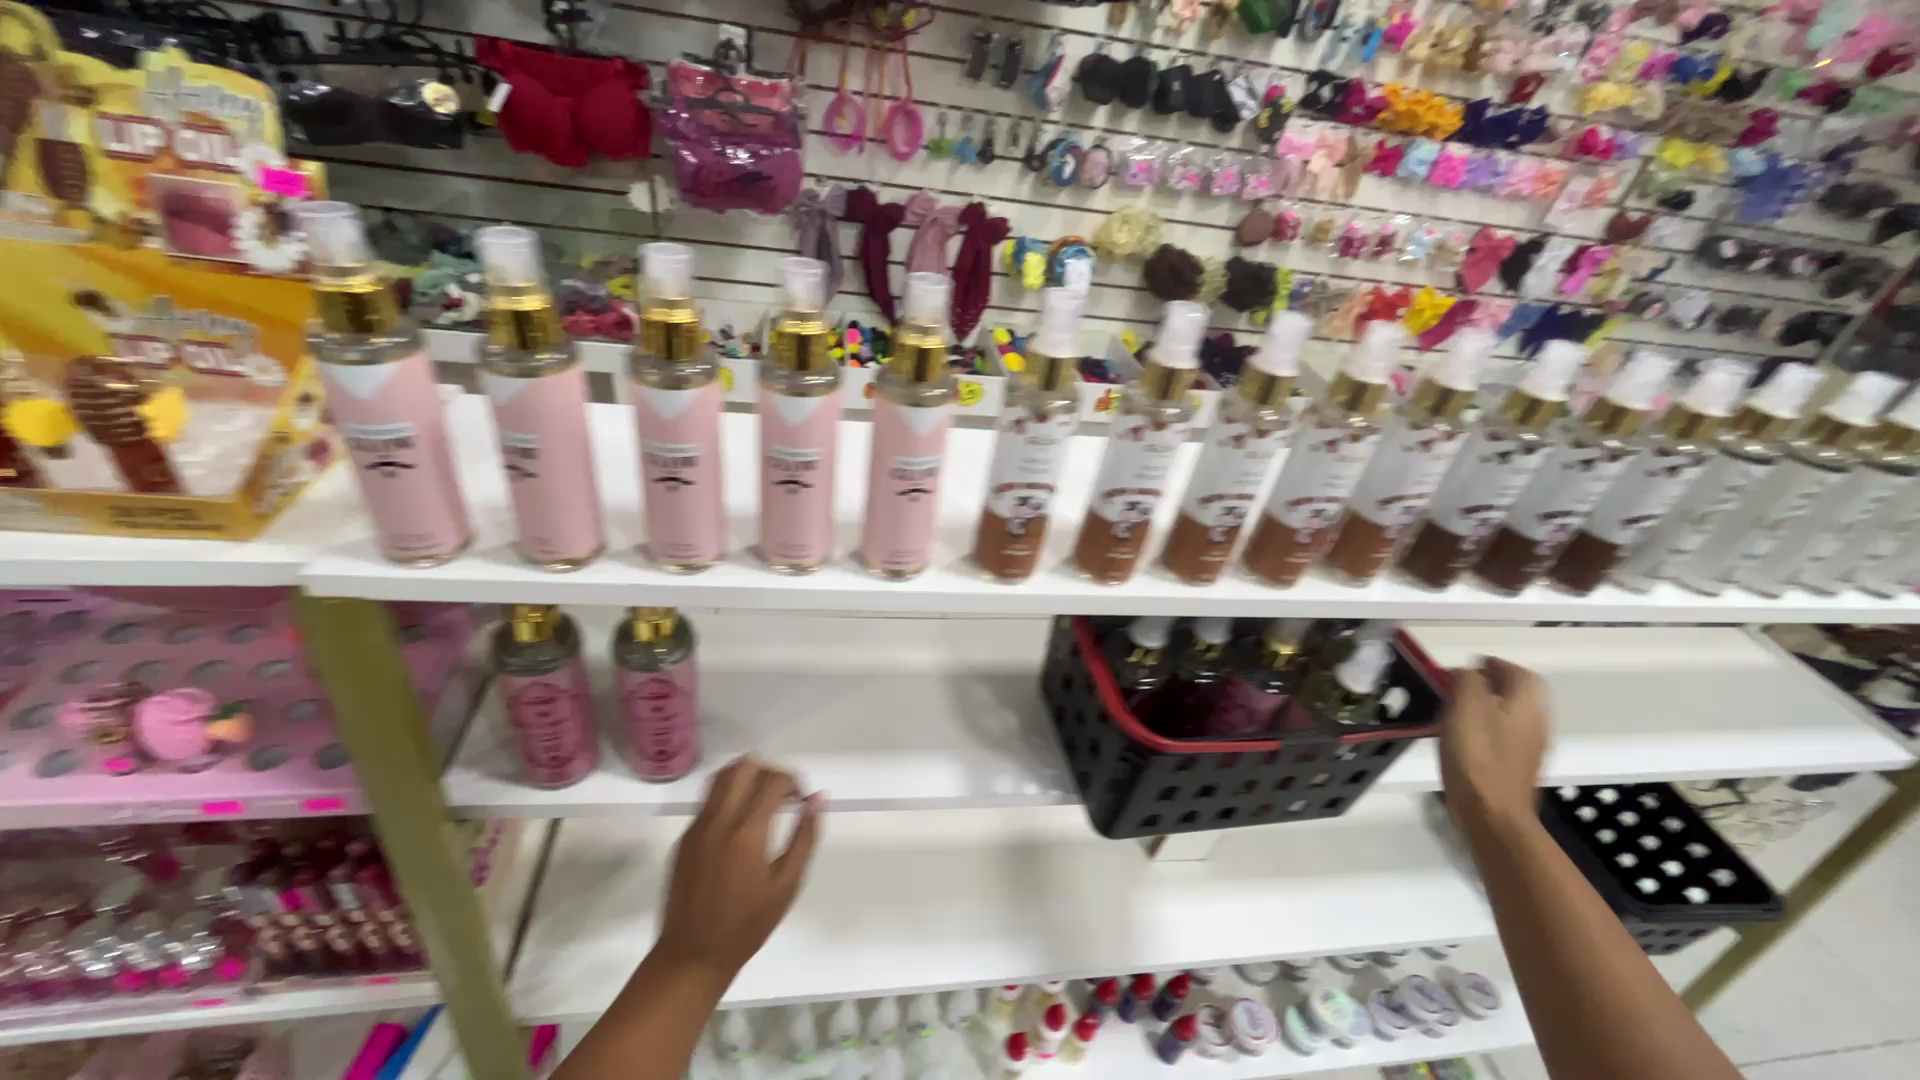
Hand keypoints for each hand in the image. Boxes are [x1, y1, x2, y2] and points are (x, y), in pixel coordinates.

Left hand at [654, 756, 821, 979]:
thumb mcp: (787, 884)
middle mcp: (718, 820)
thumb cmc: (747, 925)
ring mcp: (697, 827)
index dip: (794, 782)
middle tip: (784, 796)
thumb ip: (805, 836)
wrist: (692, 954)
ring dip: (747, 778)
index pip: (773, 780)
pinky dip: (729, 797)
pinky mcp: (684, 838)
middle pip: (744, 766)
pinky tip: (742, 827)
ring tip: (763, 803)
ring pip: (721, 777)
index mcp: (747, 832)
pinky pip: (708, 801)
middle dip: (770, 772)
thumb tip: (818, 799)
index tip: (803, 800)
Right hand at [1439, 656, 1548, 835]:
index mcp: (1527, 705)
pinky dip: (1483, 729)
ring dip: (1483, 706)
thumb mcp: (1466, 706)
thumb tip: (1468, 672)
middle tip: (1455, 686)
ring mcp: (1528, 748)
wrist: (1491, 814)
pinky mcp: (1515, 767)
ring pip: (1508, 715)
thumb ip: (1468, 680)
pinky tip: (1460, 738)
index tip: (1464, 667)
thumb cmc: (1477, 756)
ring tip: (1452, 710)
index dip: (1494, 665)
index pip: (1519, 673)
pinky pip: (1501, 737)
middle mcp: (1535, 723)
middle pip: (1517, 694)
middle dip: (1488, 684)